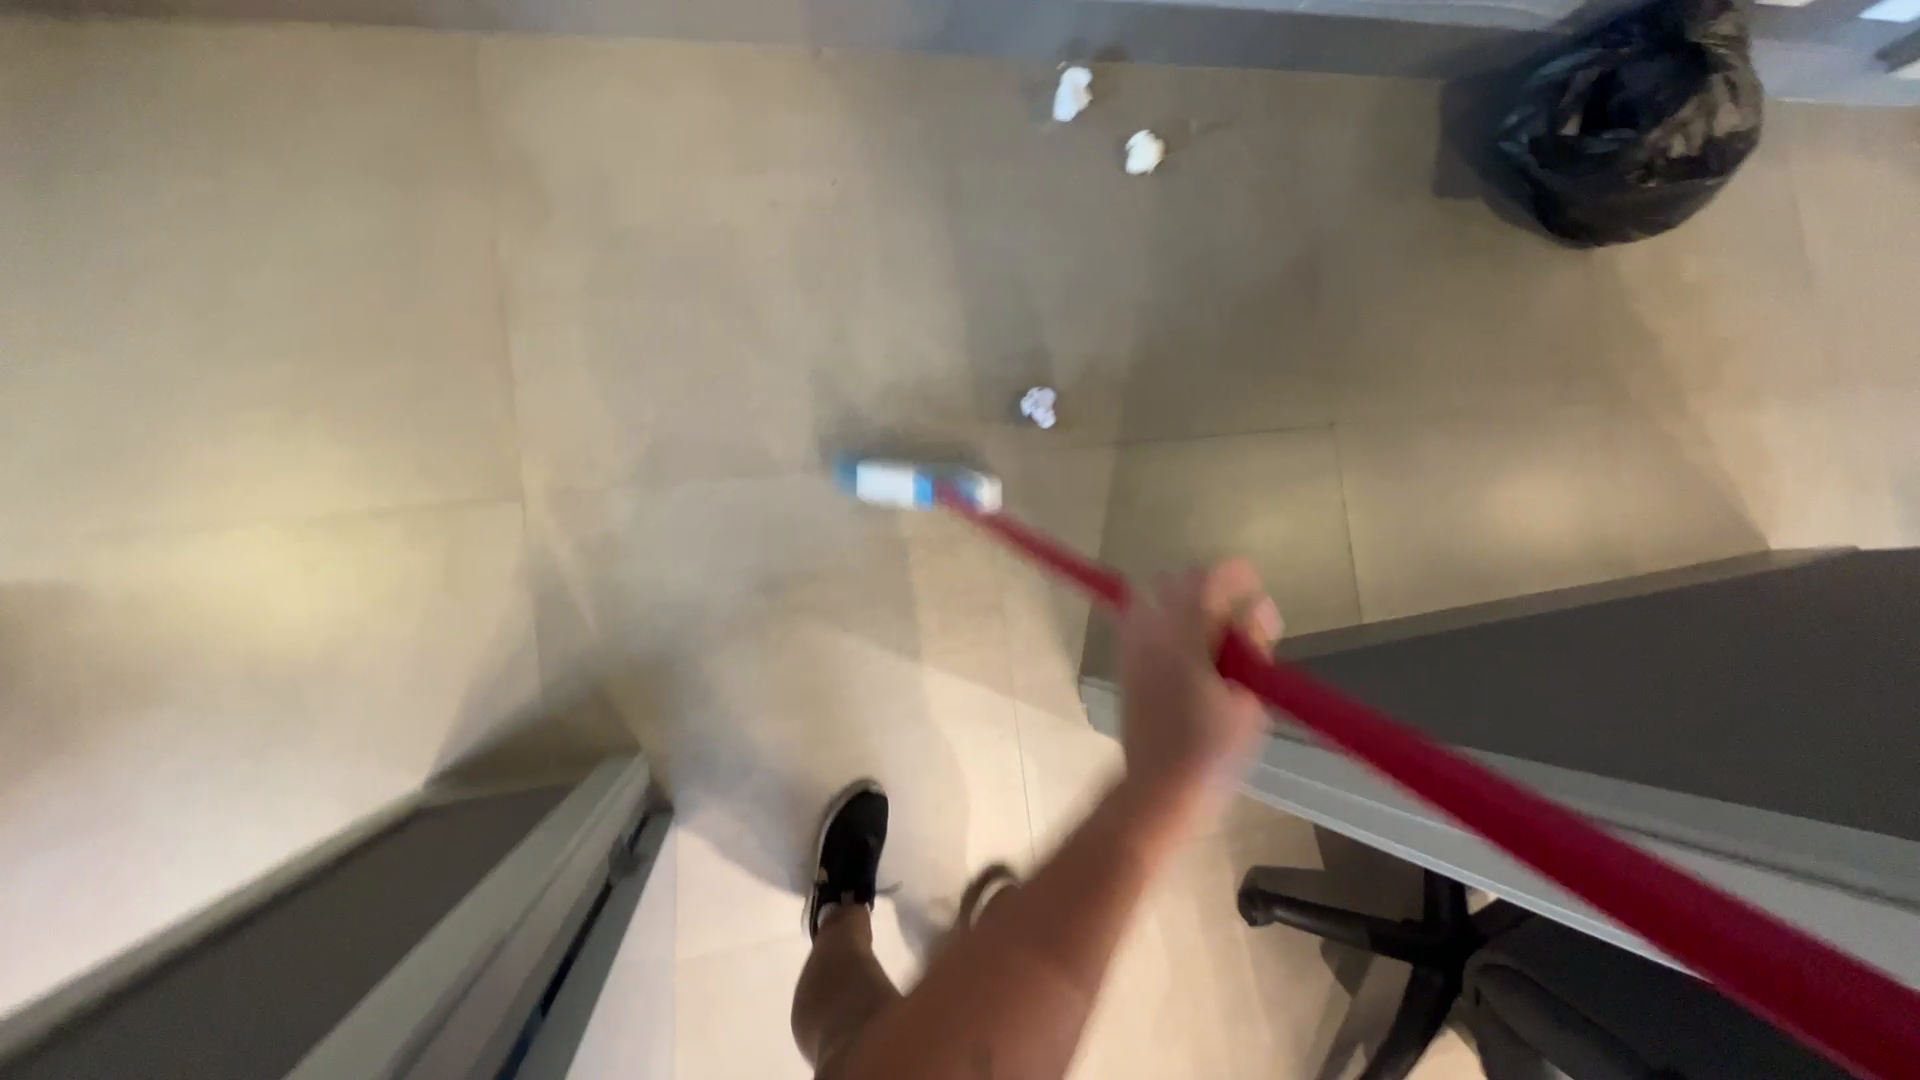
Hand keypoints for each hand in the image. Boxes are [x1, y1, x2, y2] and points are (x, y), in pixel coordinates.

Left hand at [1116, 560, 1281, 818]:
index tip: (1253, 582)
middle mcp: (1152, 633)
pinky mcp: (1125, 665)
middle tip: (1237, 616)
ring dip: (1184, 603)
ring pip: (1155, 599)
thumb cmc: (1212, 749)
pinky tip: (1186, 649)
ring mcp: (1133, 647)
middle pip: (1176, 582)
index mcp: (1185, 638)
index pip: (1206, 581)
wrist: (1160, 785)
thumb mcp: (1248, 699)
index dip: (1233, 574)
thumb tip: (1259, 610)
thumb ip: (1252, 646)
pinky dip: (1164, 622)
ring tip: (1213, 633)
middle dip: (1209, 587)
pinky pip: (1141, 623)